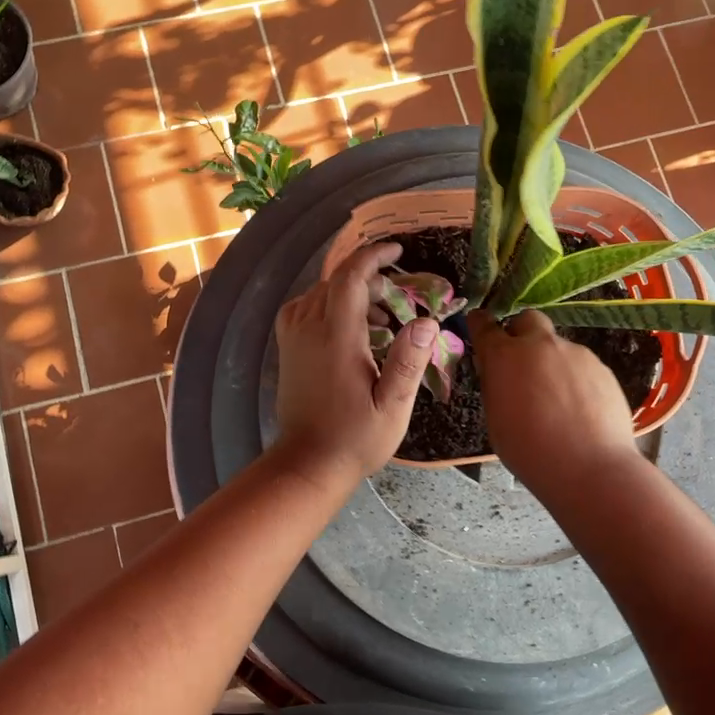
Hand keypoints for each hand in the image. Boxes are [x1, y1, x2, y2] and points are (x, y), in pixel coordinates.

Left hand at [273, 242, 434, 487]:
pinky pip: (302, 309)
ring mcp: (293, 339)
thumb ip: (408, 362)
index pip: (351, 279)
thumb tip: (426, 321)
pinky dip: (325, 305)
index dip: (373, 257)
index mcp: (337, 338)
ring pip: (317, 293)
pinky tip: (345, 326)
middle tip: (395, 297)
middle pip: (334, 282)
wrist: (307, 463)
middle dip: (367, 278)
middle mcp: (309, 330)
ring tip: (378, 318)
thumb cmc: (355, 439)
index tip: (397, 251)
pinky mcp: (287, 350)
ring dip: (348, 293)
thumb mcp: (393, 406)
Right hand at [468, 309, 640, 495]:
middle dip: (521, 333)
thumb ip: (496, 385)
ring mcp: (576, 354)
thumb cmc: (529, 450)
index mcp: (505, 357)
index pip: (485, 325)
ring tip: (558, 402)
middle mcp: (540, 346)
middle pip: (528, 319)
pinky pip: (582, 366)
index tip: (479, 324)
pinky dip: (576, 380)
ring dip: (551, 363)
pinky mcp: (602, 368)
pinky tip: (580, 410)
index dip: (480, 323)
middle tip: (521, 363)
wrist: (589, 467)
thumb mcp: (495, 419)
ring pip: (558, 347)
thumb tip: (500, 371)